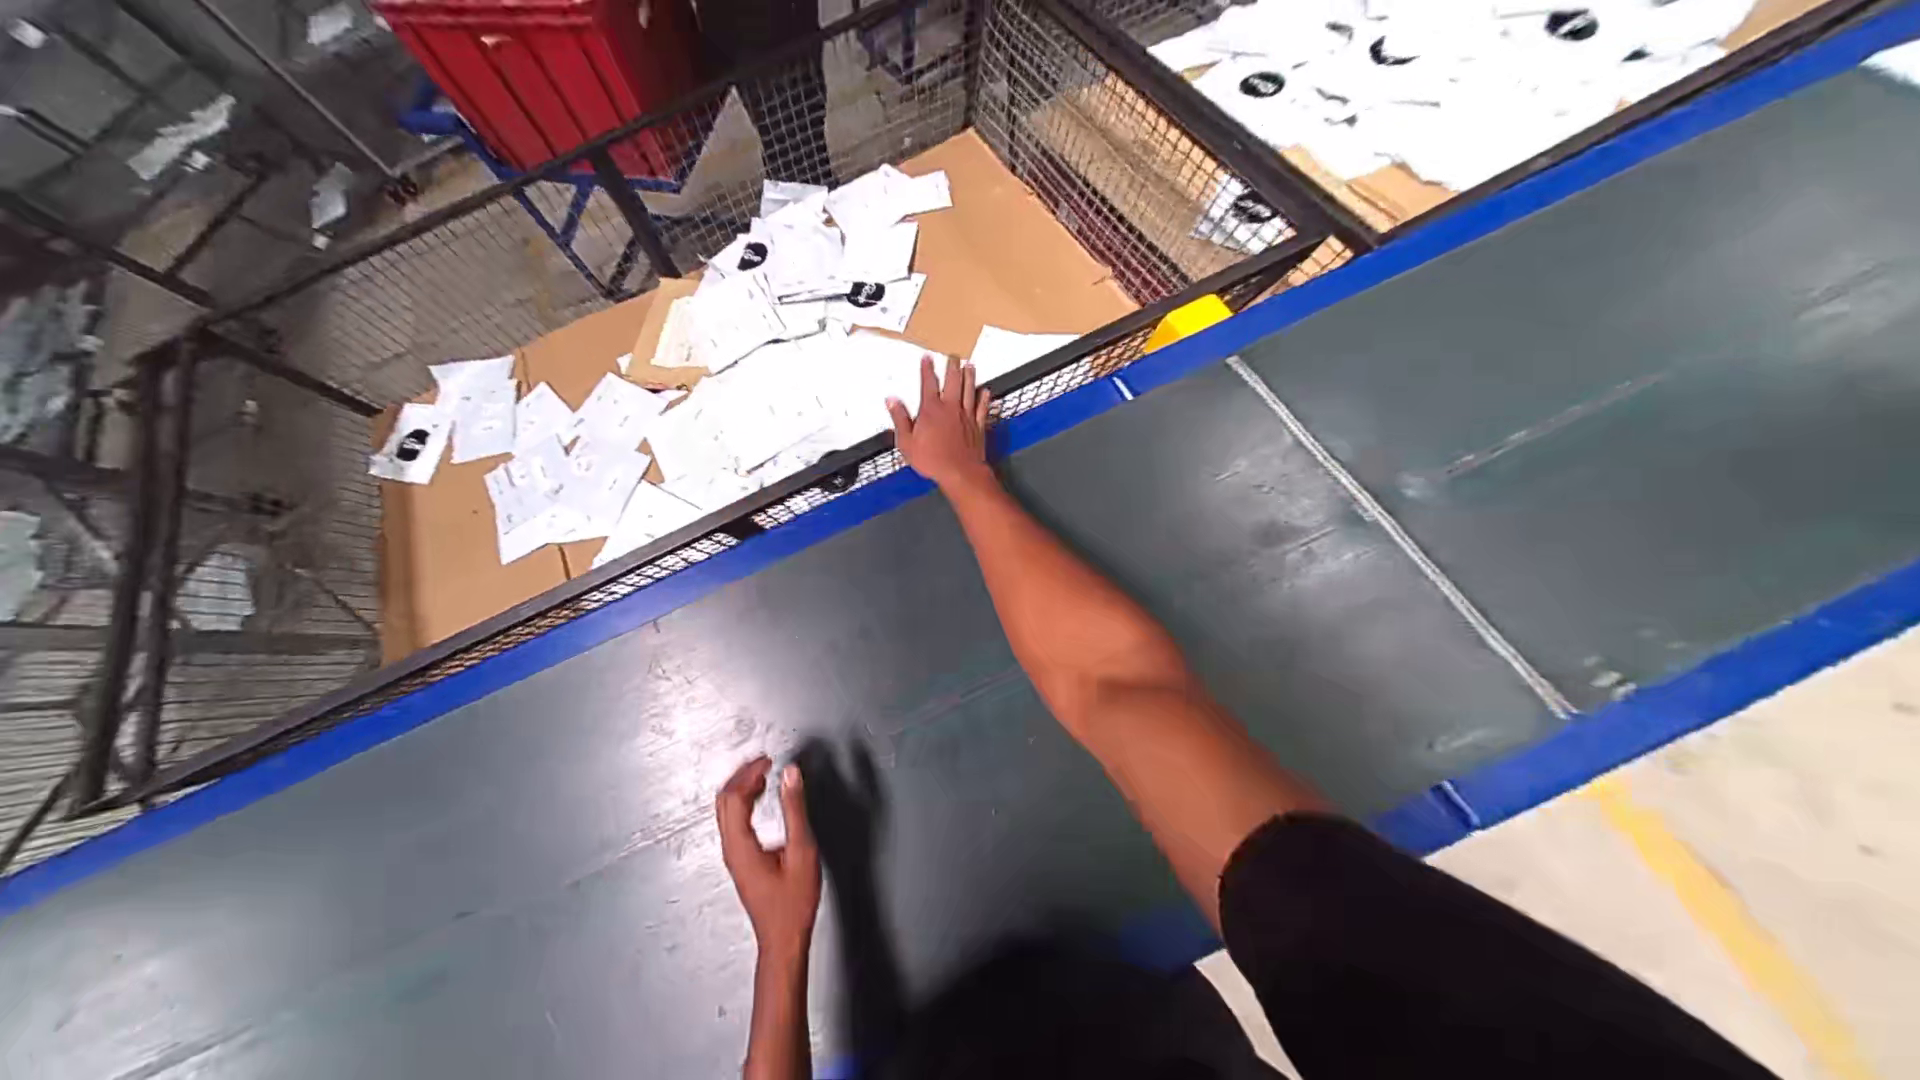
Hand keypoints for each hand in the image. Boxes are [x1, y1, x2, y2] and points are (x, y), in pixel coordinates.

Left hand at [717, 756, 820, 960]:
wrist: (783, 938)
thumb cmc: (793, 902)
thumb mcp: (802, 850)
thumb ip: (795, 809)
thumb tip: (791, 775)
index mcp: (740, 845)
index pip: (735, 797)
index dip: (750, 773)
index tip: (768, 760)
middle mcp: (731, 849)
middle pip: (724, 801)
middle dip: (742, 776)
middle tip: (764, 762)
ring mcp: (733, 855)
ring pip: (726, 811)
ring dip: (742, 787)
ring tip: (764, 774)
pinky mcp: (740, 860)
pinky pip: (734, 821)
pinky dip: (745, 802)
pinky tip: (761, 798)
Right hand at [888, 354, 992, 491]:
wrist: (960, 473)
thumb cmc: (932, 460)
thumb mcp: (907, 442)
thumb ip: (900, 419)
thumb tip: (892, 400)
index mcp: (931, 410)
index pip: (928, 383)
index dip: (927, 369)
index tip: (927, 357)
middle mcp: (950, 408)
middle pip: (953, 381)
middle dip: (952, 366)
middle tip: (954, 355)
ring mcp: (966, 416)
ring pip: (969, 390)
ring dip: (969, 376)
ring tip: (970, 365)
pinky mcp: (977, 426)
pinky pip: (981, 408)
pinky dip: (983, 398)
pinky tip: (985, 391)